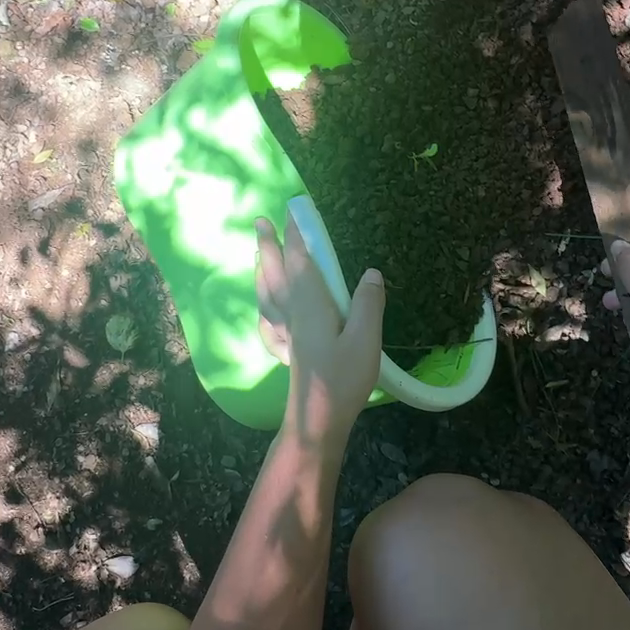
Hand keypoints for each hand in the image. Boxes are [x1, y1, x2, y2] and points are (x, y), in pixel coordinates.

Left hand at [255, 212, 383, 444]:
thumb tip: (371, 272)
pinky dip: (263, 307)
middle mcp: (293, 313)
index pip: (302, 260)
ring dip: (262, 269)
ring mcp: (286, 333)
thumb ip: (368, 304)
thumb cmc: (342, 379)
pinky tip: (265, 310)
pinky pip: (268, 320)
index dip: (298, 234)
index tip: (294, 209)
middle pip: (276, 272)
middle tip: (260, 221)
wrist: (316, 420)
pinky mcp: (286, 350)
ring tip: (258, 254)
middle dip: (269, 244)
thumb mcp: (366, 340)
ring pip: (267, 293)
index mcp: (311, 304)